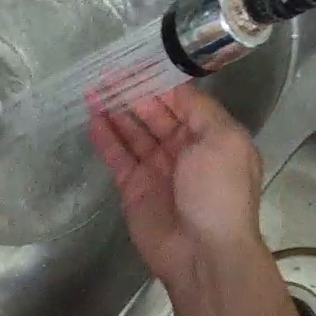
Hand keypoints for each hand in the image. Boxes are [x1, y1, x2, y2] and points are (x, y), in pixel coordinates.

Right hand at [88, 84, 263, 282]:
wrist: (202, 251)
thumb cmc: (219, 193)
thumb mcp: (222, 140)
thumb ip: (198, 110)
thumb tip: (174, 90)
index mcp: (211, 136)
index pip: (183, 101)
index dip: (160, 82)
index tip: (138, 64)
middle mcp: (184, 150)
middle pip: (155, 114)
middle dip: (134, 94)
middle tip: (108, 74)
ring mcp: (156, 169)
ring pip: (133, 133)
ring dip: (115, 112)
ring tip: (94, 90)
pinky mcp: (133, 188)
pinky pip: (117, 156)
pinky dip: (106, 138)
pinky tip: (93, 118)